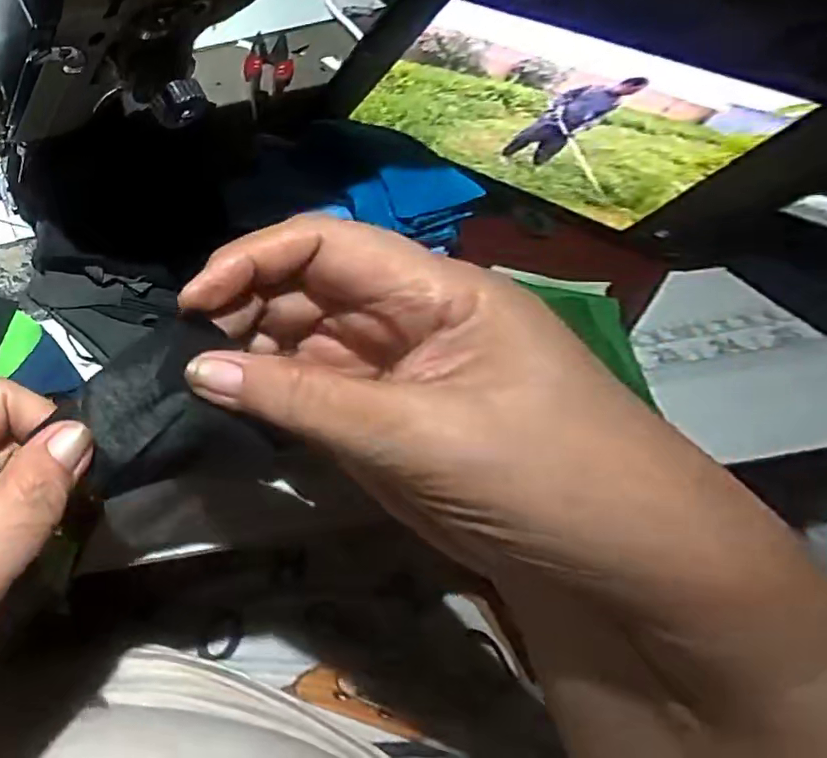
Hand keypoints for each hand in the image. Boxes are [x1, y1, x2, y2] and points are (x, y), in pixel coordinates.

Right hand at [176, 214, 815, 619]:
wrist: (632, 582)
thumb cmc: (546, 479)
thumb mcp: (415, 434)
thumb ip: (298, 400)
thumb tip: (194, 370)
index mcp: (430, 289)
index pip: (323, 242)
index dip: (252, 258)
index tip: (197, 298)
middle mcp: (402, 313)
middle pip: (301, 283)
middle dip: (243, 302)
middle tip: (193, 344)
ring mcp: (387, 363)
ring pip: (295, 332)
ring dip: (248, 347)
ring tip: (207, 374)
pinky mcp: (376, 410)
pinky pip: (304, 381)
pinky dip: (266, 387)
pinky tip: (238, 398)